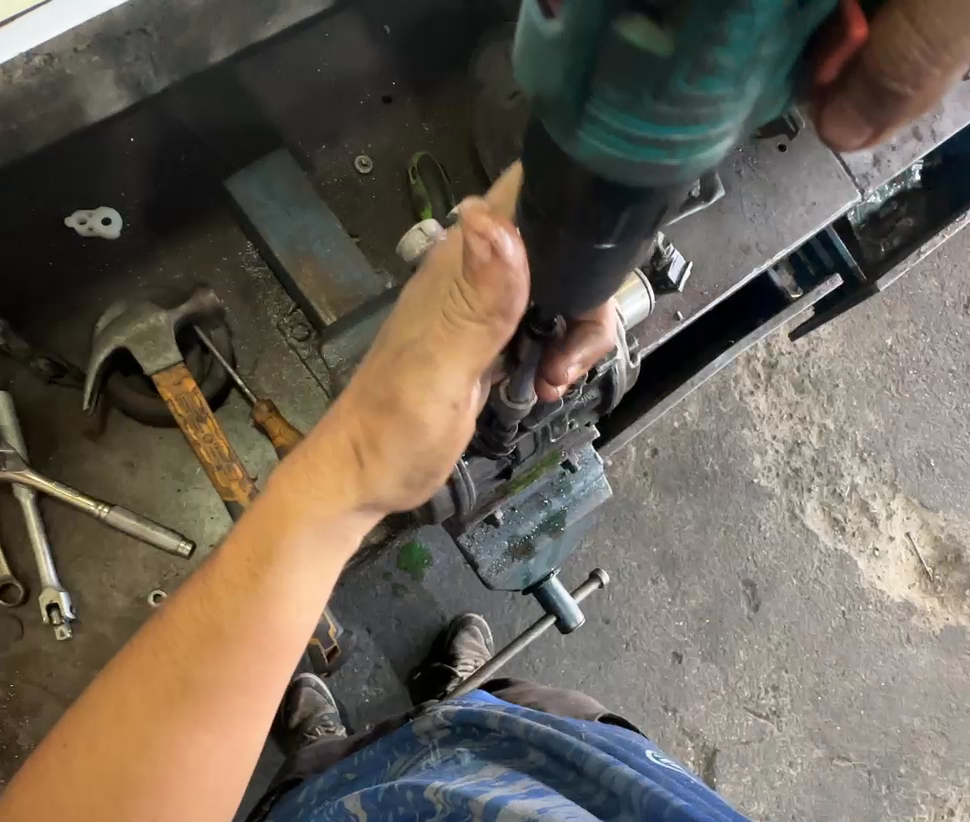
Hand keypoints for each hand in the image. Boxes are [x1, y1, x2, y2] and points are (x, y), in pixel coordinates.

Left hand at [296, 166, 622, 516]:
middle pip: (559, 252)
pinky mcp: (492, 348)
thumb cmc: (394, 427)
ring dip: (577, 334)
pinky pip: (545, 332)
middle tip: (571, 352)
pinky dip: (560, 355)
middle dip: (586, 295)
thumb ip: (474, 300)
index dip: (571, 206)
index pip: (523, 196)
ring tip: (556, 379)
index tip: (599, 259)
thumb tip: (494, 218)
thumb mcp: (438, 367)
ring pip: (559, 295)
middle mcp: (475, 279)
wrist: (369, 476)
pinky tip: (547, 387)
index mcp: (459, 266)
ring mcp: (485, 315)